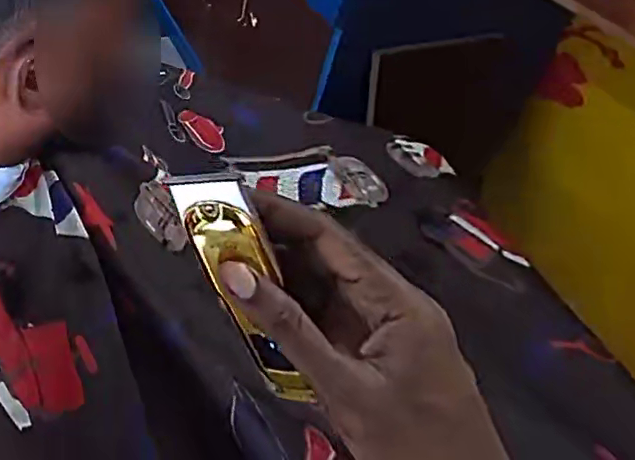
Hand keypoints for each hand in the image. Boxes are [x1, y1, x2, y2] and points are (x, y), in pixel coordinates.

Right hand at [220, 193, 507, 459]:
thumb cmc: (419, 449)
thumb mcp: (346, 388)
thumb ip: (287, 328)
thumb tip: (232, 272)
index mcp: (398, 302)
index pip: (329, 237)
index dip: (278, 213)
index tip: (231, 199)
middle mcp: (391, 304)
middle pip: (320, 254)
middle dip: (266, 240)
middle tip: (214, 230)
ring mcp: (381, 327)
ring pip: (317, 281)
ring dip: (271, 271)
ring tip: (223, 260)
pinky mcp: (369, 348)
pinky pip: (319, 310)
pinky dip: (285, 302)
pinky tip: (253, 299)